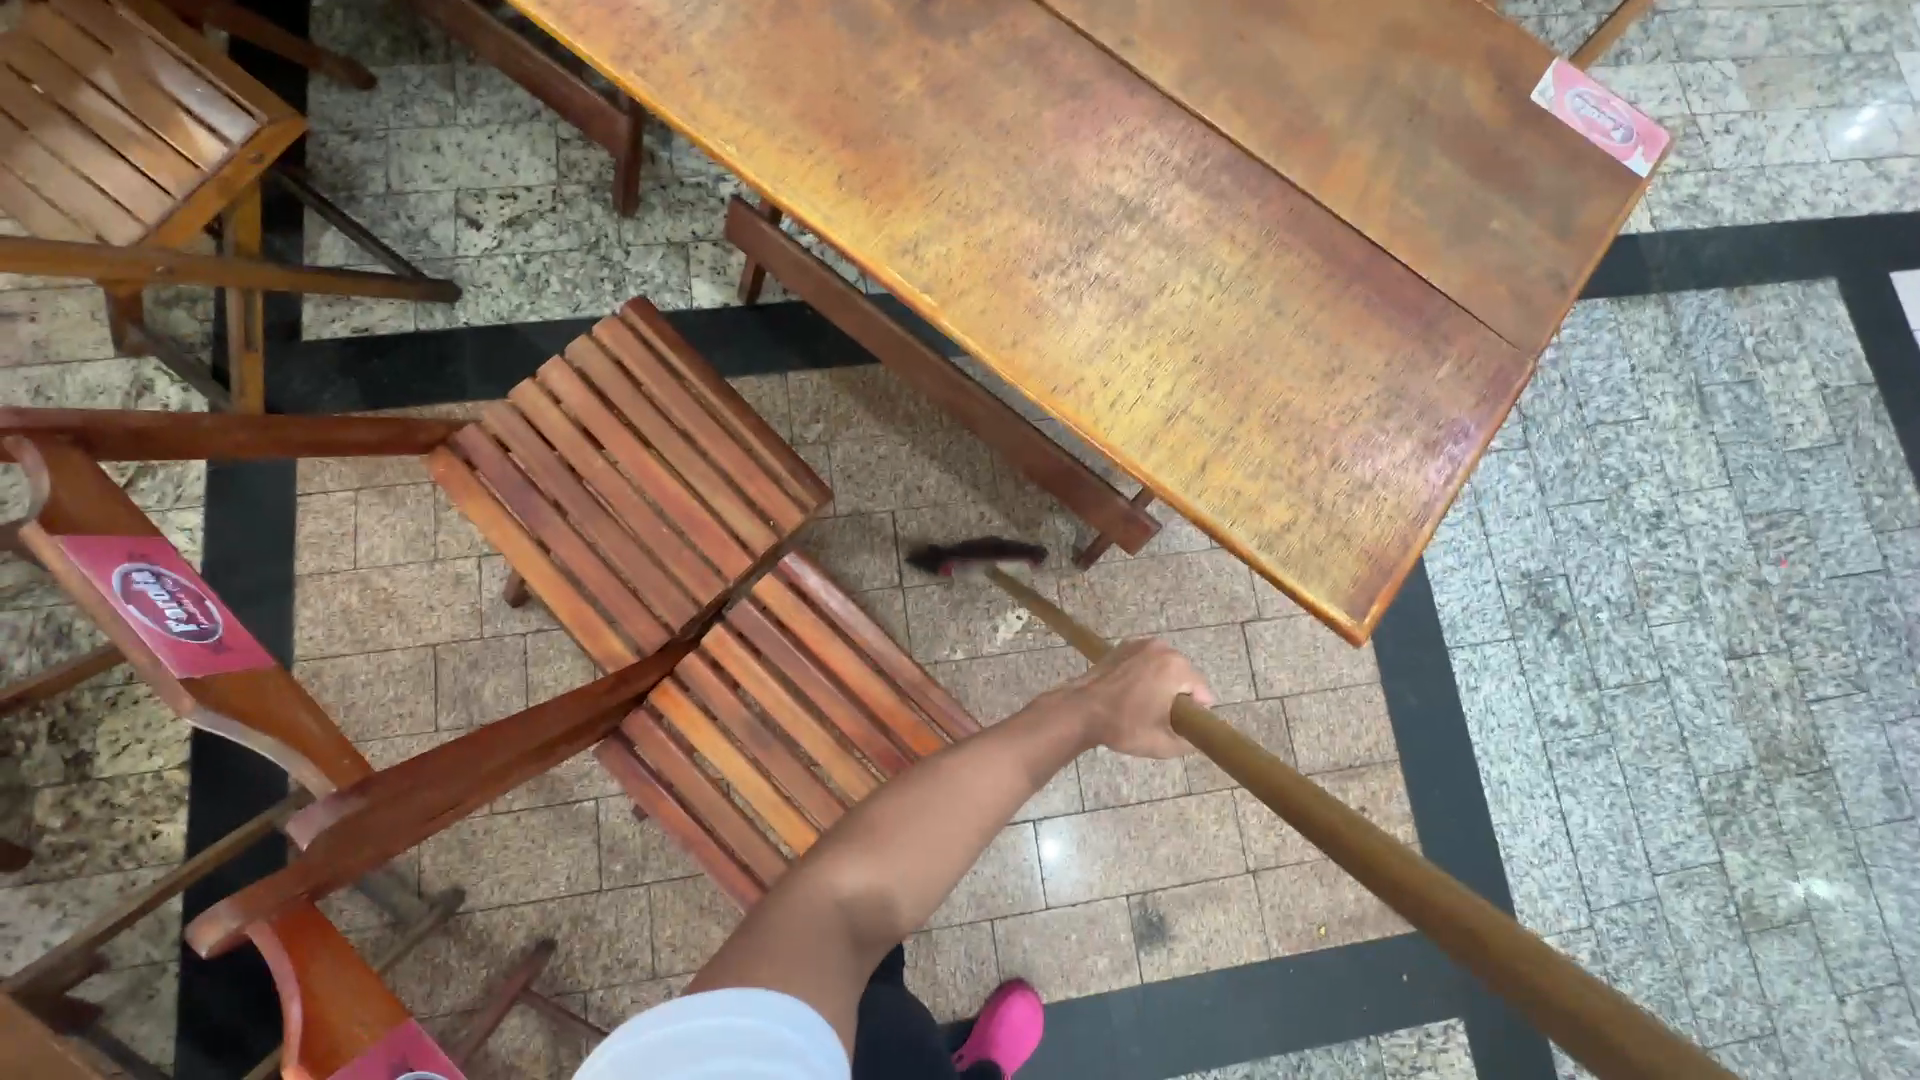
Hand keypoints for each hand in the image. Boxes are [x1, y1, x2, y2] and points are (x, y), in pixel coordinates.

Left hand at [1047, 639, 1215, 758]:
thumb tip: (1198, 738)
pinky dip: (1144, 675)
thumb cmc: (1123, 726)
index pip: (1202, 692)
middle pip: (1184, 676)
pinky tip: (1130, 692)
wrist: (1079, 710)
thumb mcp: (1164, 744)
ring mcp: (1141, 643)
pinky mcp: (1123, 646)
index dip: (1195, 712)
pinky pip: (1146, 662)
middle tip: (1158, 717)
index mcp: (1177, 667)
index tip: (1178, 725)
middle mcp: (1162, 648)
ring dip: (1161, 685)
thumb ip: (1190, 742)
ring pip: (1165, 668)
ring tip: (1142, 705)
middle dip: (1177, 696)